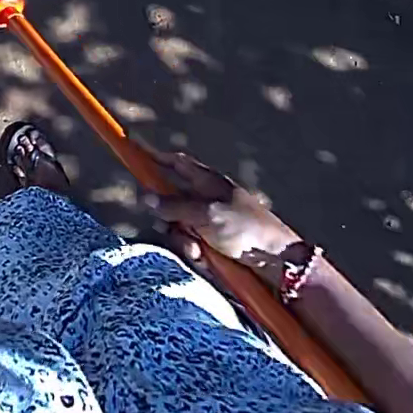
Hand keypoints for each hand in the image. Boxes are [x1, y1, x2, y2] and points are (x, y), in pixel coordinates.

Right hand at [146, 149, 308, 285]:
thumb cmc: (245, 227)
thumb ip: (173, 206)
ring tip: (198, 250)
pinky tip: (206, 260)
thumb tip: (145, 198)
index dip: (155, 157)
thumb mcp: (205, 213)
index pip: (175, 163)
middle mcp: (204, 199)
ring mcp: (208, 223)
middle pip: (169, 200)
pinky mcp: (212, 245)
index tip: (135, 150)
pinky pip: (189, 246)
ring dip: (182, 239)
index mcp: (206, 181)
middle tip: (171, 225)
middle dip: (166, 216)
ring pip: (176, 226)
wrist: (276, 261)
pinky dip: (194, 253)